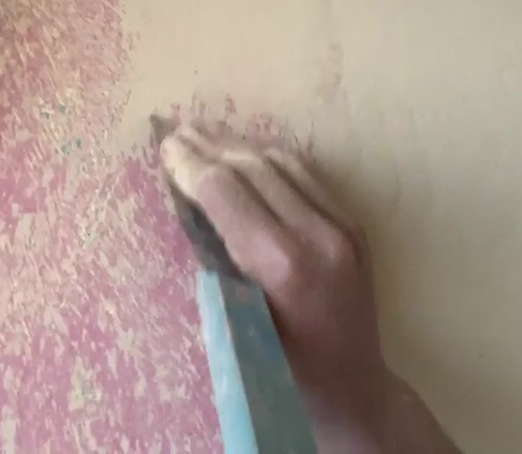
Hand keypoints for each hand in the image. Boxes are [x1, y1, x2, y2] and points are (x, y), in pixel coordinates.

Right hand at [159, 125, 458, 453]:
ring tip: (202, 133)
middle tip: (175, 131)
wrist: (356, 390)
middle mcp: (317, 235)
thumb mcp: (234, 323)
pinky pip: (302, 173)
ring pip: (279, 162)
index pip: (226, 191)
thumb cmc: (282, 372)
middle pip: (251, 167)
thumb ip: (214, 258)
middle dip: (207, 146)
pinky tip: (243, 151)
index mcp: (283, 266)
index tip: (165, 147)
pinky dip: (265, 157)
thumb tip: (186, 198)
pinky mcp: (352, 222)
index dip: (191, 164)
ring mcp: (341, 225)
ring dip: (236, 144)